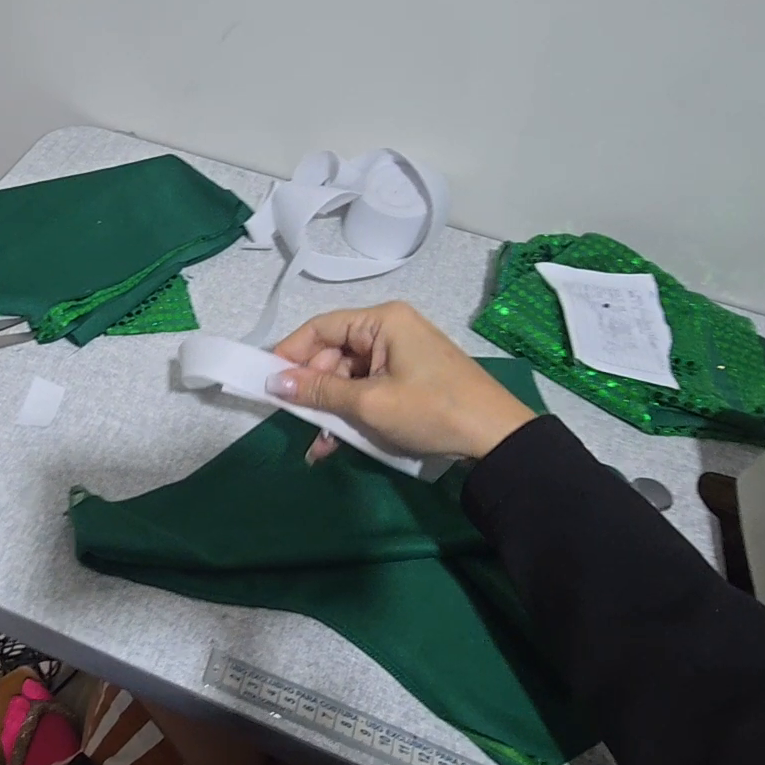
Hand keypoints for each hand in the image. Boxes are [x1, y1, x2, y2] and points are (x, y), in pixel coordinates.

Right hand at [269, 301, 535, 462]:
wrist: (497, 440)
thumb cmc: (431, 411)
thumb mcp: (369, 403)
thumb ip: (318, 391)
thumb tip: (273, 383)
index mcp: (382, 321)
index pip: (320, 327)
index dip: (290, 353)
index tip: (267, 380)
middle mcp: (388, 330)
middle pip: (332, 354)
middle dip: (312, 389)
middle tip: (297, 419)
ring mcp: (399, 355)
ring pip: (346, 376)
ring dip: (330, 409)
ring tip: (318, 444)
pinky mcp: (406, 378)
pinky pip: (365, 389)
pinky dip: (350, 412)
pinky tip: (336, 443)